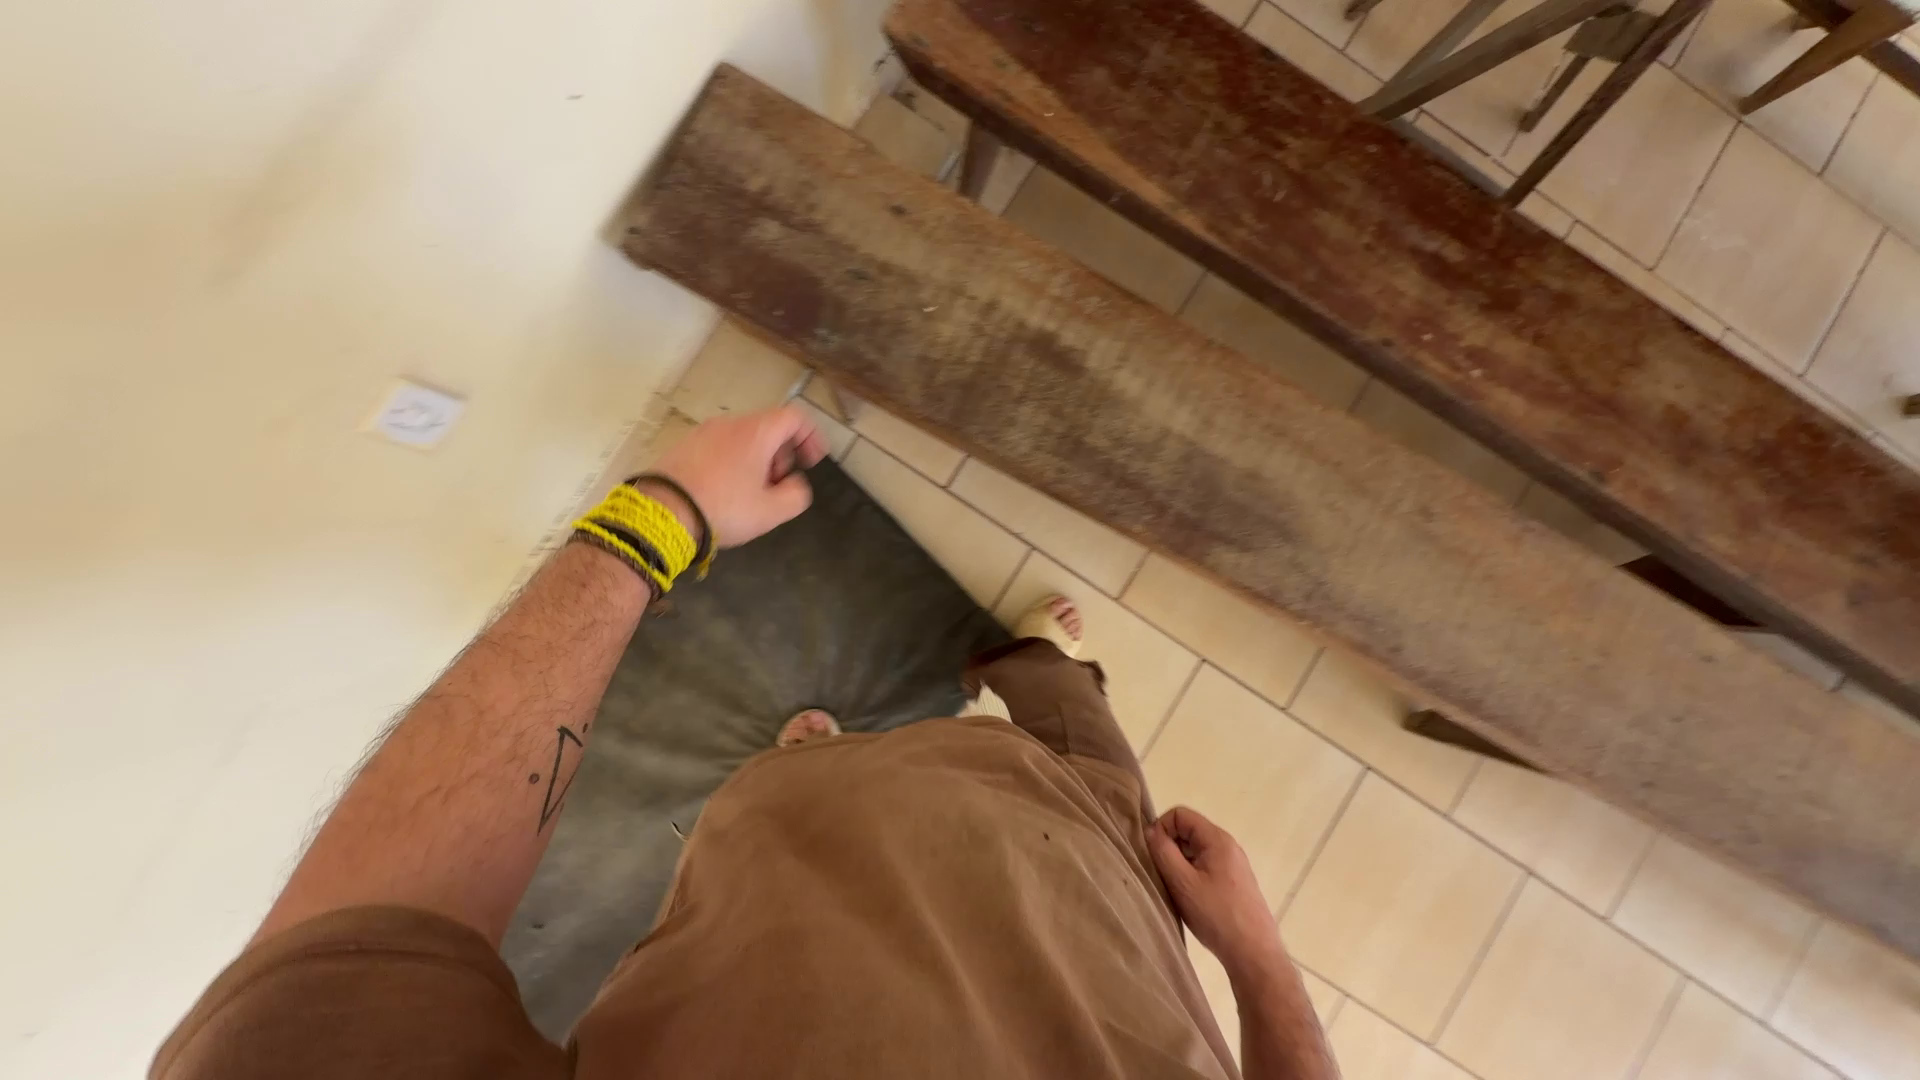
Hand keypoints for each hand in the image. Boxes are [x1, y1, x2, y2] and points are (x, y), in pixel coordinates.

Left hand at [649, 405, 829, 548]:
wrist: (661, 514)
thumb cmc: (723, 508)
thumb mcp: (772, 511)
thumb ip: (797, 494)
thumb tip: (794, 483)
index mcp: (756, 433)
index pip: (794, 417)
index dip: (811, 436)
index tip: (812, 462)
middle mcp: (729, 424)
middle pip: (768, 428)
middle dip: (781, 456)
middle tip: (777, 486)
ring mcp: (703, 432)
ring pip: (743, 438)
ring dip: (756, 462)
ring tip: (749, 494)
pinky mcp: (683, 446)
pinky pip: (719, 447)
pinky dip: (732, 463)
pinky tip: (723, 492)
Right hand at [1148, 806, 1284, 978]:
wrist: (1254, 955)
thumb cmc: (1216, 916)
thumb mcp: (1182, 882)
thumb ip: (1163, 851)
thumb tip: (1151, 831)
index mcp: (1217, 839)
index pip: (1180, 814)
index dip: (1162, 828)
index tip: (1154, 854)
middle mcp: (1228, 846)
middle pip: (1189, 831)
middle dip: (1170, 848)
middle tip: (1162, 875)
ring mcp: (1234, 866)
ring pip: (1196, 852)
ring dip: (1180, 865)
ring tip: (1175, 890)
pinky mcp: (1235, 884)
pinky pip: (1206, 867)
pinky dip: (1192, 876)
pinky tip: (1191, 900)